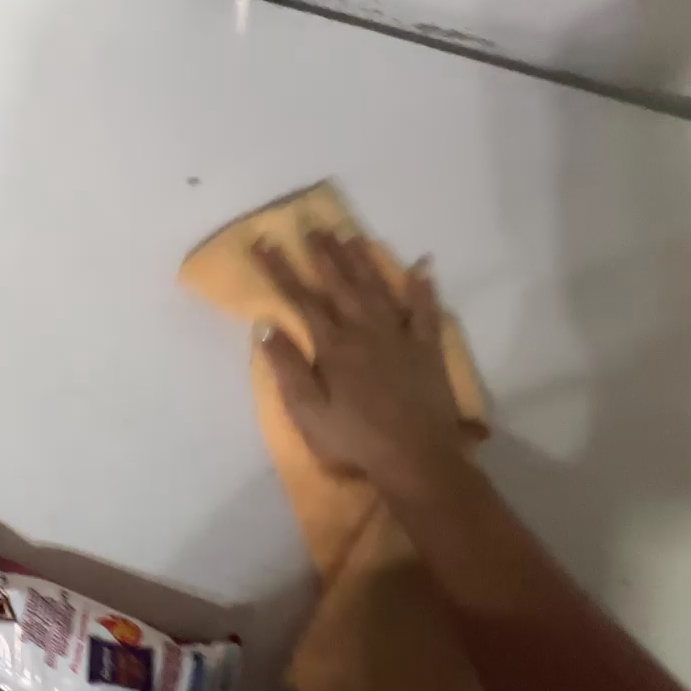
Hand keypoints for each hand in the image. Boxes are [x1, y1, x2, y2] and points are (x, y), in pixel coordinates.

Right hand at [252, 231, 466, 497]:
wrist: (421, 464)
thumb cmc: (354, 439)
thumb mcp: (307, 410)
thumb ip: (287, 366)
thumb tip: (267, 326)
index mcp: (333, 346)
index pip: (300, 299)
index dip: (279, 269)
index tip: (263, 243)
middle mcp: (366, 332)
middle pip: (340, 285)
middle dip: (322, 254)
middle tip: (310, 226)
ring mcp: (400, 339)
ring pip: (378, 290)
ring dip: (362, 261)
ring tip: (349, 235)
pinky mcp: (427, 351)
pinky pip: (426, 313)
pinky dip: (423, 288)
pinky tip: (420, 267)